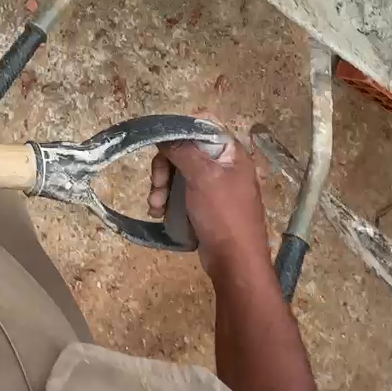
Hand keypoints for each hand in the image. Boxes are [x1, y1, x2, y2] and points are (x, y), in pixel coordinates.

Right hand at [148, 126, 270, 279]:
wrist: (235, 265)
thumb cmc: (224, 216)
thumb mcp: (202, 176)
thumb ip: (182, 149)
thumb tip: (163, 133)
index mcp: (231, 154)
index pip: (204, 125)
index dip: (181, 129)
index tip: (162, 141)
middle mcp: (224, 166)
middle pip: (185, 150)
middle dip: (165, 167)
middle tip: (156, 183)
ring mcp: (214, 186)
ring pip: (178, 171)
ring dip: (162, 185)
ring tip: (155, 204)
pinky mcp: (204, 204)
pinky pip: (179, 191)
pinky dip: (167, 198)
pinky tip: (158, 211)